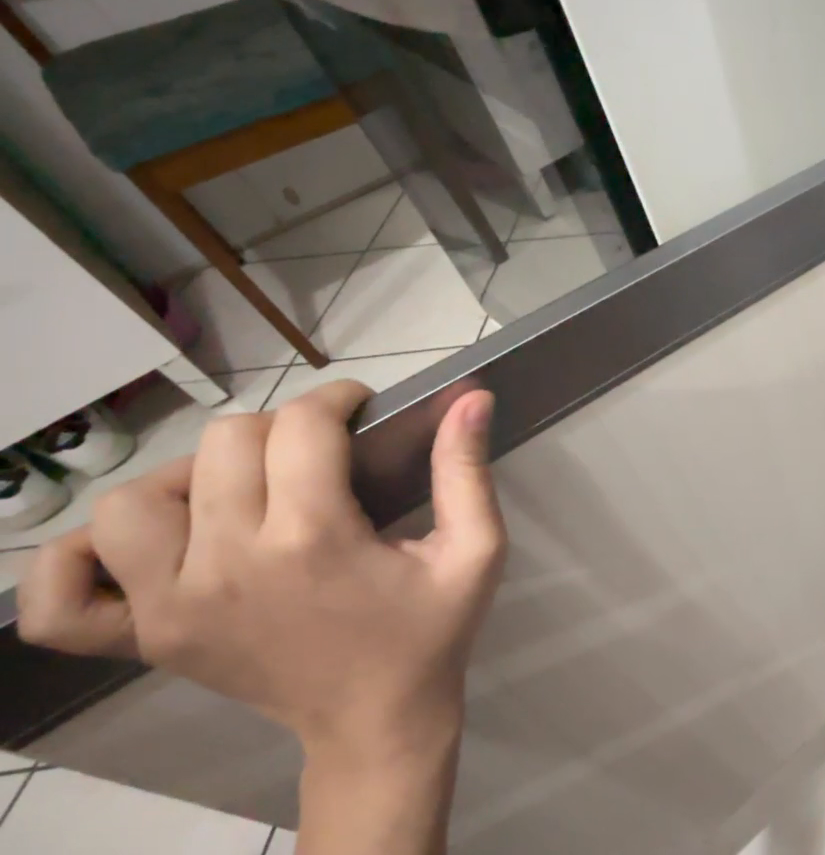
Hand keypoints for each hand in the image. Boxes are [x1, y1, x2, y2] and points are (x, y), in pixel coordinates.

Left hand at [19, 382, 505, 765]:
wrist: (377, 716)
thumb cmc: (432, 628)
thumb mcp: (475, 549)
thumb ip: (468, 471)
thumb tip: (472, 398)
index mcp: (315, 537)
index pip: (300, 426)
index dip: (335, 399)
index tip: (360, 408)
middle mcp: (229, 564)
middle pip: (222, 445)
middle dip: (277, 429)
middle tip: (315, 452)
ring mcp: (171, 605)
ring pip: (134, 501)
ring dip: (189, 479)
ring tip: (241, 494)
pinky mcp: (142, 637)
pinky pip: (58, 592)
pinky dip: (81, 558)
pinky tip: (150, 547)